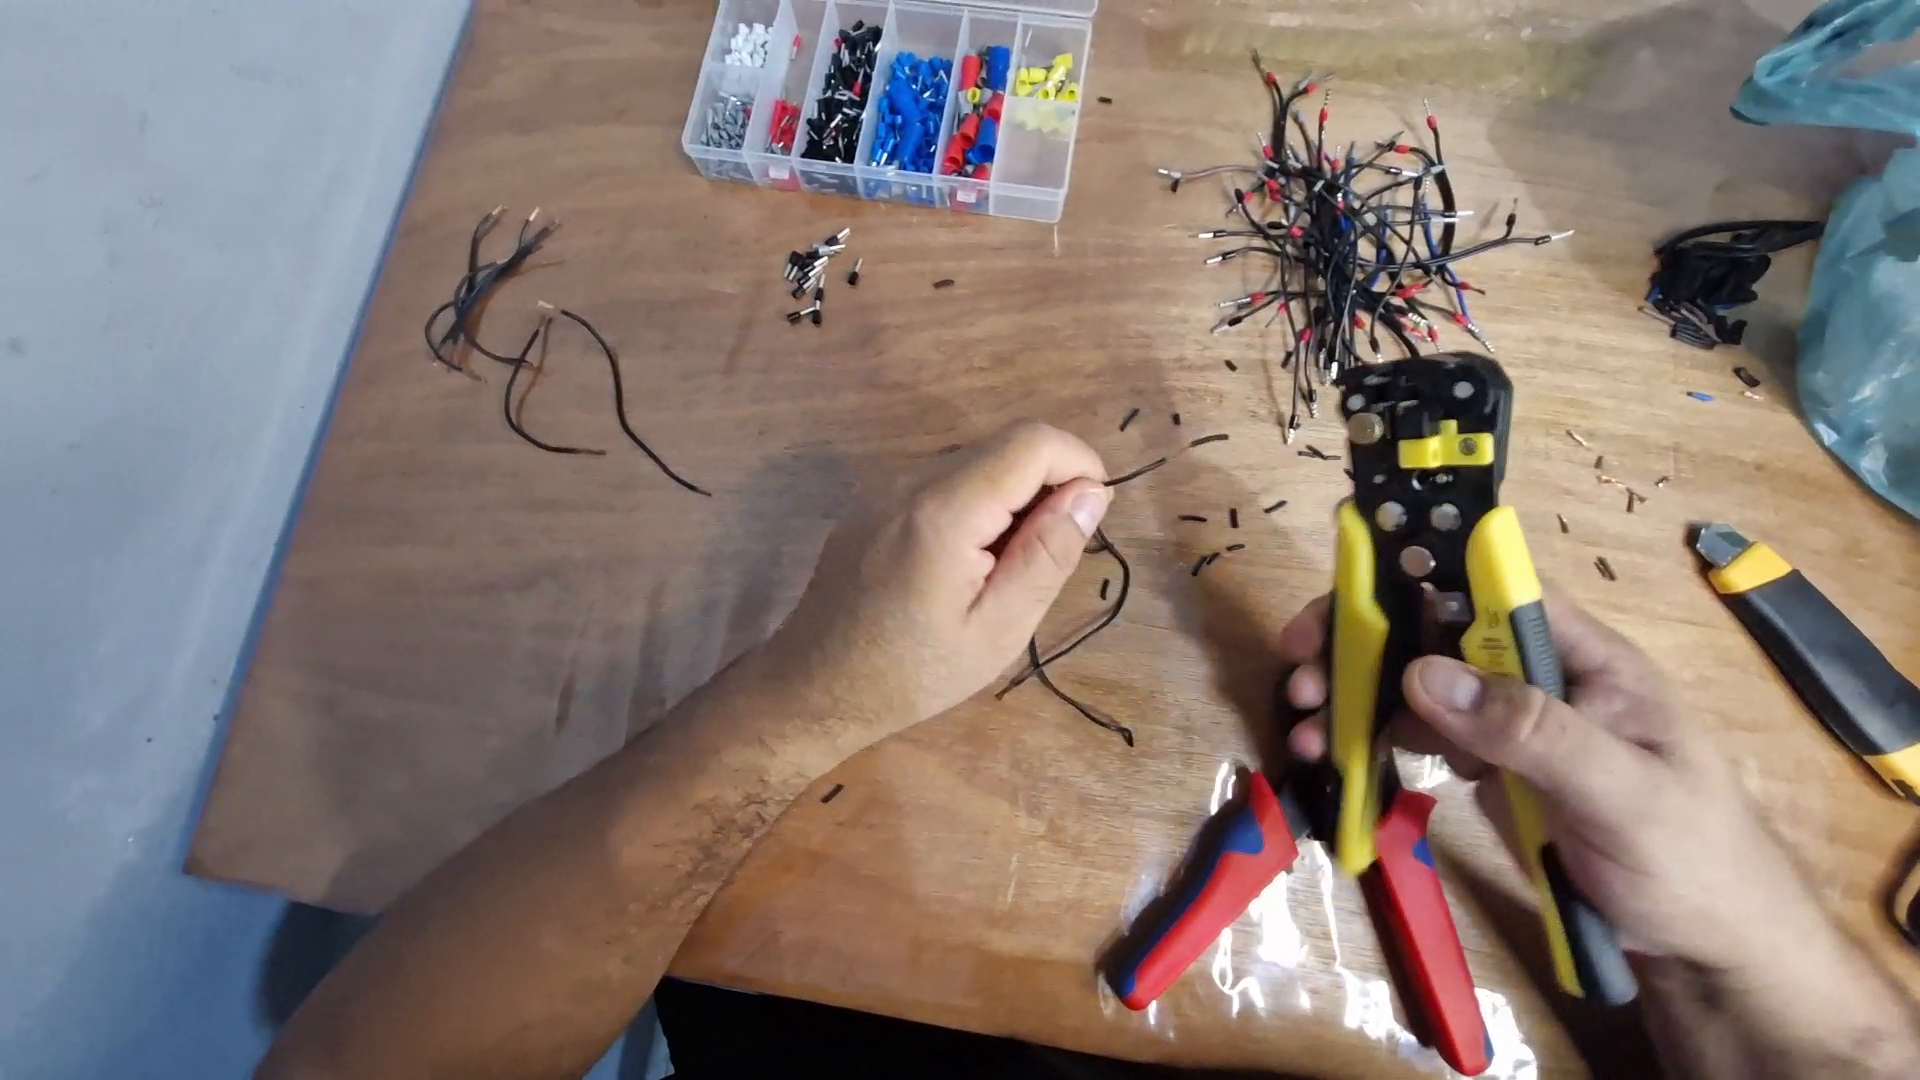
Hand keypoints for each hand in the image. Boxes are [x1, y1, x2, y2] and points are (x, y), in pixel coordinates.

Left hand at [752, 421, 1109, 750]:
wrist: (814, 686)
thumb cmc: (911, 674)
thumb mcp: (997, 630)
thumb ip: (1048, 555)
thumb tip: (1092, 493)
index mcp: (943, 511)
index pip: (1032, 441)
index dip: (1079, 464)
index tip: (1090, 516)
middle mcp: (909, 480)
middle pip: (1004, 447)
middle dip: (1045, 487)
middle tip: (1041, 561)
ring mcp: (884, 485)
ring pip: (975, 461)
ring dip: (1009, 500)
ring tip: (997, 571)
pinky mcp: (873, 499)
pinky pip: (942, 481)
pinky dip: (974, 506)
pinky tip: (959, 565)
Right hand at [1277, 591, 1829, 972]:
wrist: (1700, 946)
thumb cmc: (1690, 861)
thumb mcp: (1622, 793)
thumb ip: (1531, 730)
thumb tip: (1421, 673)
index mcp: (1576, 655)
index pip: (1484, 592)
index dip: (1409, 584)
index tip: (1341, 606)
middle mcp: (1528, 671)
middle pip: (1426, 632)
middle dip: (1355, 645)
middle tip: (1299, 671)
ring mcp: (1498, 714)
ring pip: (1405, 679)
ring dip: (1346, 694)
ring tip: (1304, 729)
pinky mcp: (1476, 755)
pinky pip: (1407, 728)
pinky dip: (1361, 735)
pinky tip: (1332, 754)